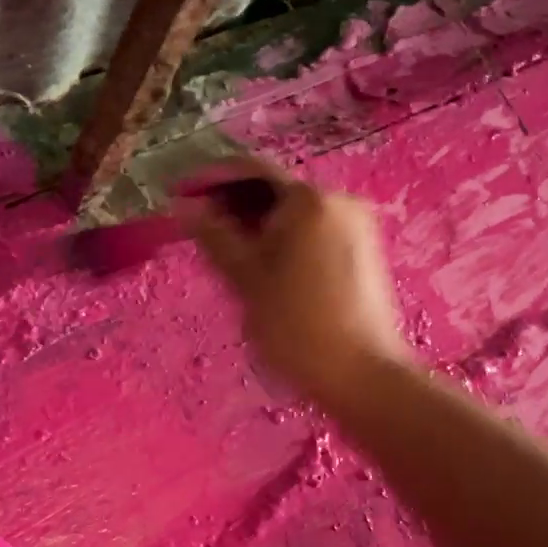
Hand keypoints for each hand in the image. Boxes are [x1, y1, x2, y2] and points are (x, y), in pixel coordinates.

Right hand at [181, 160, 413, 404]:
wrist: (361, 375)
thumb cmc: (297, 328)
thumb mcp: (247, 281)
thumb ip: (215, 237)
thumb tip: (186, 206)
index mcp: (308, 199)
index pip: (251, 171)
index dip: (211, 182)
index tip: (181, 201)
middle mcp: (339, 200)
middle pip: (277, 192)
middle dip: (237, 209)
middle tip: (203, 238)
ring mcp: (358, 227)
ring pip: (297, 217)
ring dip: (262, 229)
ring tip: (232, 261)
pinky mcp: (365, 255)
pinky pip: (317, 236)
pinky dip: (289, 245)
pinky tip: (268, 274)